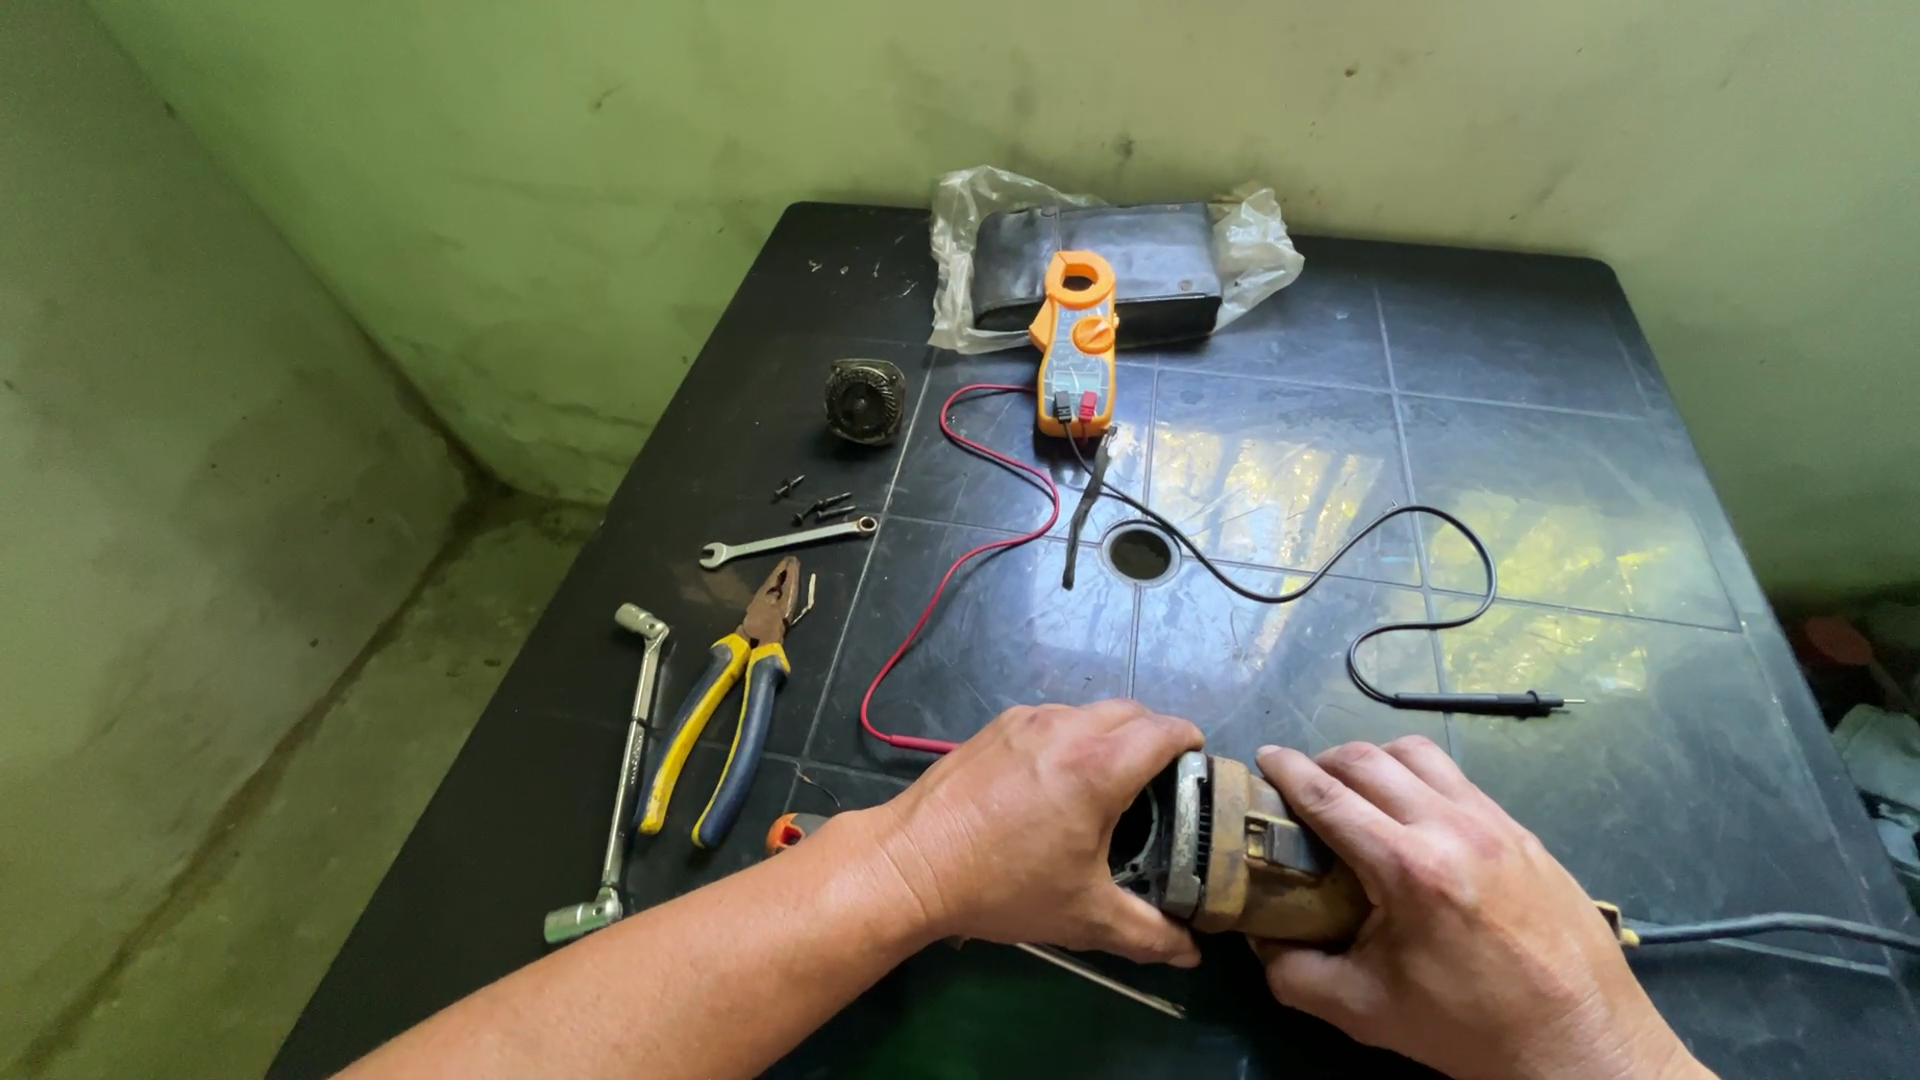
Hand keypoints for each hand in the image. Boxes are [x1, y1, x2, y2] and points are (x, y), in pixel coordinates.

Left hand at [870, 699, 1203, 965]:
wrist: (915, 862)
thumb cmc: (1005, 886)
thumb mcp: (1084, 915)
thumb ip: (1148, 933)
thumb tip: (1190, 953)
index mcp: (1098, 765)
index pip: (1165, 730)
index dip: (1191, 743)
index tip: (1198, 766)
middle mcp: (1066, 727)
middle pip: (1131, 711)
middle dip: (1154, 735)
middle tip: (1159, 778)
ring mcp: (1027, 719)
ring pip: (1088, 711)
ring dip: (1109, 734)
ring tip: (1107, 780)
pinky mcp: (998, 724)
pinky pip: (1052, 718)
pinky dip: (1070, 736)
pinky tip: (1056, 777)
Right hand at [1253, 738, 1710, 1079]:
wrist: (1590, 1053)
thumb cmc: (1472, 1030)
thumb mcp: (1366, 1012)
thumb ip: (1294, 973)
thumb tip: (1254, 940)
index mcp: (1408, 869)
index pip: (1327, 794)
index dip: (1285, 768)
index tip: (1262, 757)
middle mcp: (1450, 828)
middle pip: (1365, 758)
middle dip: (1321, 760)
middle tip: (1304, 785)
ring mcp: (1493, 823)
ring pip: (1414, 752)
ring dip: (1372, 759)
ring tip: (1358, 789)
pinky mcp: (1522, 831)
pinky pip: (1454, 776)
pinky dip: (1416, 776)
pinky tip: (1413, 813)